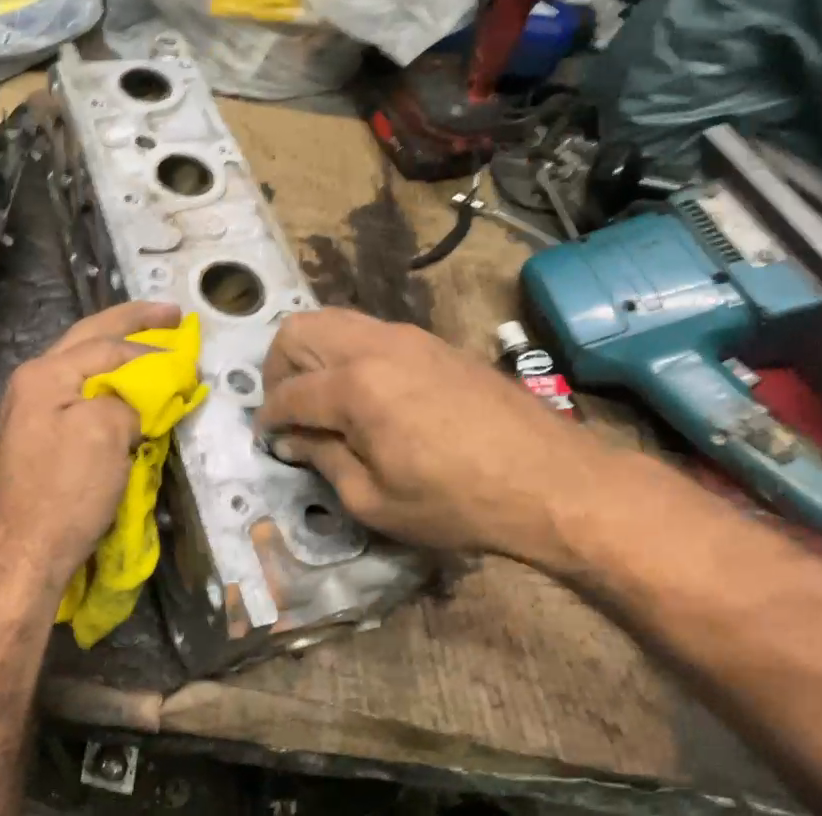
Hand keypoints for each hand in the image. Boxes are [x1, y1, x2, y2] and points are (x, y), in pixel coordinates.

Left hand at [0, 300, 181, 598]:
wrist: (21, 557)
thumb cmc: (64, 493)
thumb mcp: (105, 434)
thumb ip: (125, 399)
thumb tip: (133, 402)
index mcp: (43, 373)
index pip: (105, 345)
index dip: (150, 347)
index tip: (188, 352)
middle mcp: (29, 383)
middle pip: (86, 340)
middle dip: (130, 324)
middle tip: (170, 314)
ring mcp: (27, 412)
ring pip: (80, 368)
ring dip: (116, 354)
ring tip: (150, 343)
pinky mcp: (34, 440)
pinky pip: (76, 398)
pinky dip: (105, 388)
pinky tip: (122, 389)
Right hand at [255, 308, 613, 562]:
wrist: (552, 481)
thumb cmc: (459, 502)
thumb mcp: (375, 501)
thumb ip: (323, 460)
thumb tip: (292, 438)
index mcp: (354, 387)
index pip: (287, 394)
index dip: (270, 420)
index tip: (269, 439)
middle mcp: (373, 347)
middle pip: (297, 332)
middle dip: (278, 370)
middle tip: (290, 409)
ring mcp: (405, 336)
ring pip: (331, 320)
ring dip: (311, 353)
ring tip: (321, 396)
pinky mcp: (430, 340)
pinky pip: (366, 329)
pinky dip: (346, 351)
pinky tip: (363, 392)